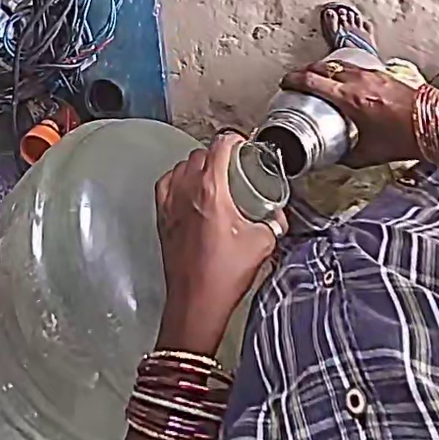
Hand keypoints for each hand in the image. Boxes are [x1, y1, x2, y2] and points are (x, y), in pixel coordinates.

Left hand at [154, 133, 283, 354]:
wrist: (196, 300)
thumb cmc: (224, 274)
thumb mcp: (262, 244)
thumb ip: (273, 222)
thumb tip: (277, 216)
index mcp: (211, 189)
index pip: (220, 145)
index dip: (234, 139)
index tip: (242, 144)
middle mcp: (186, 189)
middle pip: (201, 153)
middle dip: (219, 153)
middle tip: (234, 165)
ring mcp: (170, 201)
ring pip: (182, 165)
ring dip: (198, 165)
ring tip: (214, 176)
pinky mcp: (161, 215)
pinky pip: (167, 182)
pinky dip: (178, 179)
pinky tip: (189, 188)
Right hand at [280, 60, 419, 166]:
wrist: (437, 126)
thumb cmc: (406, 138)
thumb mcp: (370, 153)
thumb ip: (347, 156)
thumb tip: (333, 159)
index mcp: (349, 99)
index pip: (311, 81)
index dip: (293, 80)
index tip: (285, 83)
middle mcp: (358, 81)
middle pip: (321, 67)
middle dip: (305, 72)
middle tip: (297, 80)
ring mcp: (371, 75)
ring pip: (338, 64)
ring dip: (323, 69)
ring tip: (317, 78)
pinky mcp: (383, 74)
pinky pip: (354, 67)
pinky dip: (342, 71)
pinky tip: (344, 81)